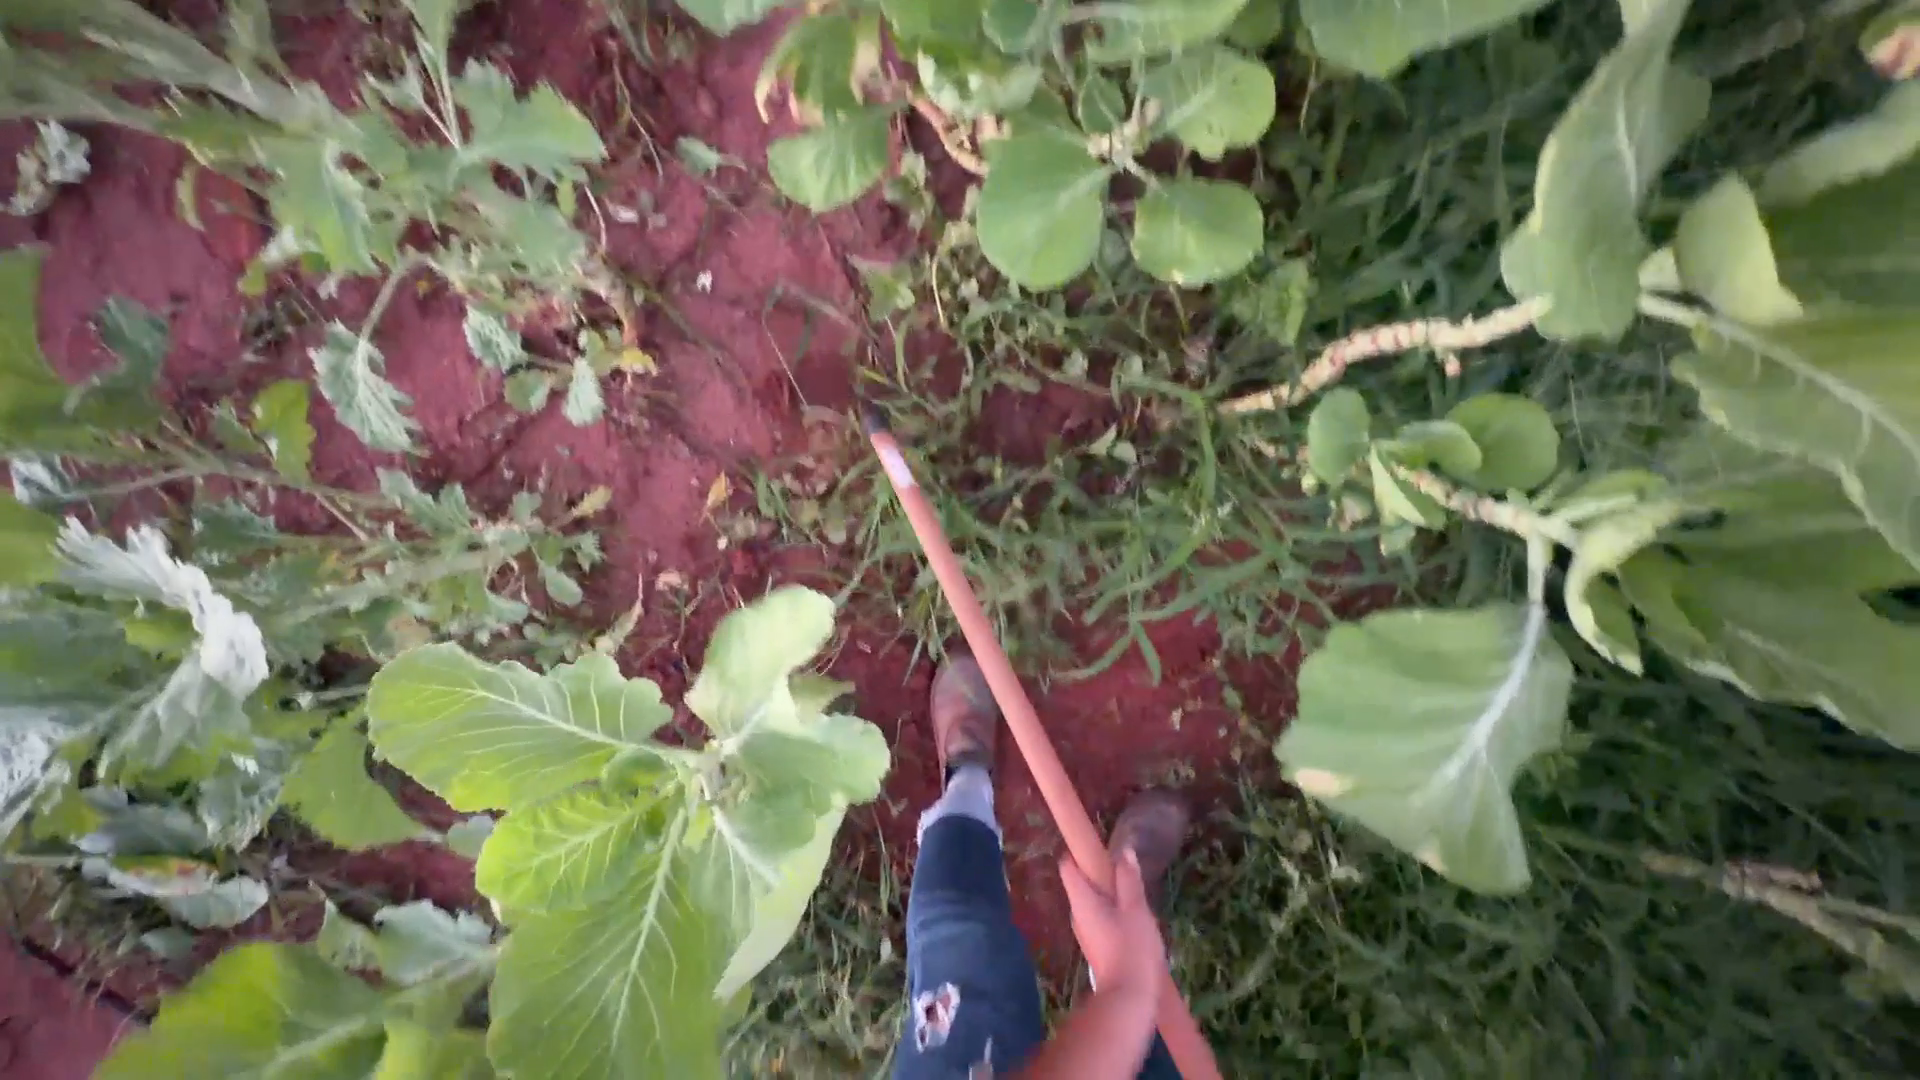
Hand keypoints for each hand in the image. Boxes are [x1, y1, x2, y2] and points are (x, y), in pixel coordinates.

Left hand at [1059, 849, 1166, 1003]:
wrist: (1129, 999)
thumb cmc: (1131, 948)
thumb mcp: (1135, 908)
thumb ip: (1128, 879)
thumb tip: (1124, 851)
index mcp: (1081, 899)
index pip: (1068, 866)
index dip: (1079, 852)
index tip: (1098, 846)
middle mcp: (1076, 914)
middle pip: (1081, 883)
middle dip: (1100, 874)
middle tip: (1125, 871)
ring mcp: (1085, 933)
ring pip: (1093, 903)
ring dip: (1110, 896)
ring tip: (1135, 896)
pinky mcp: (1096, 948)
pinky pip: (1100, 920)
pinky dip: (1113, 914)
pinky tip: (1134, 921)